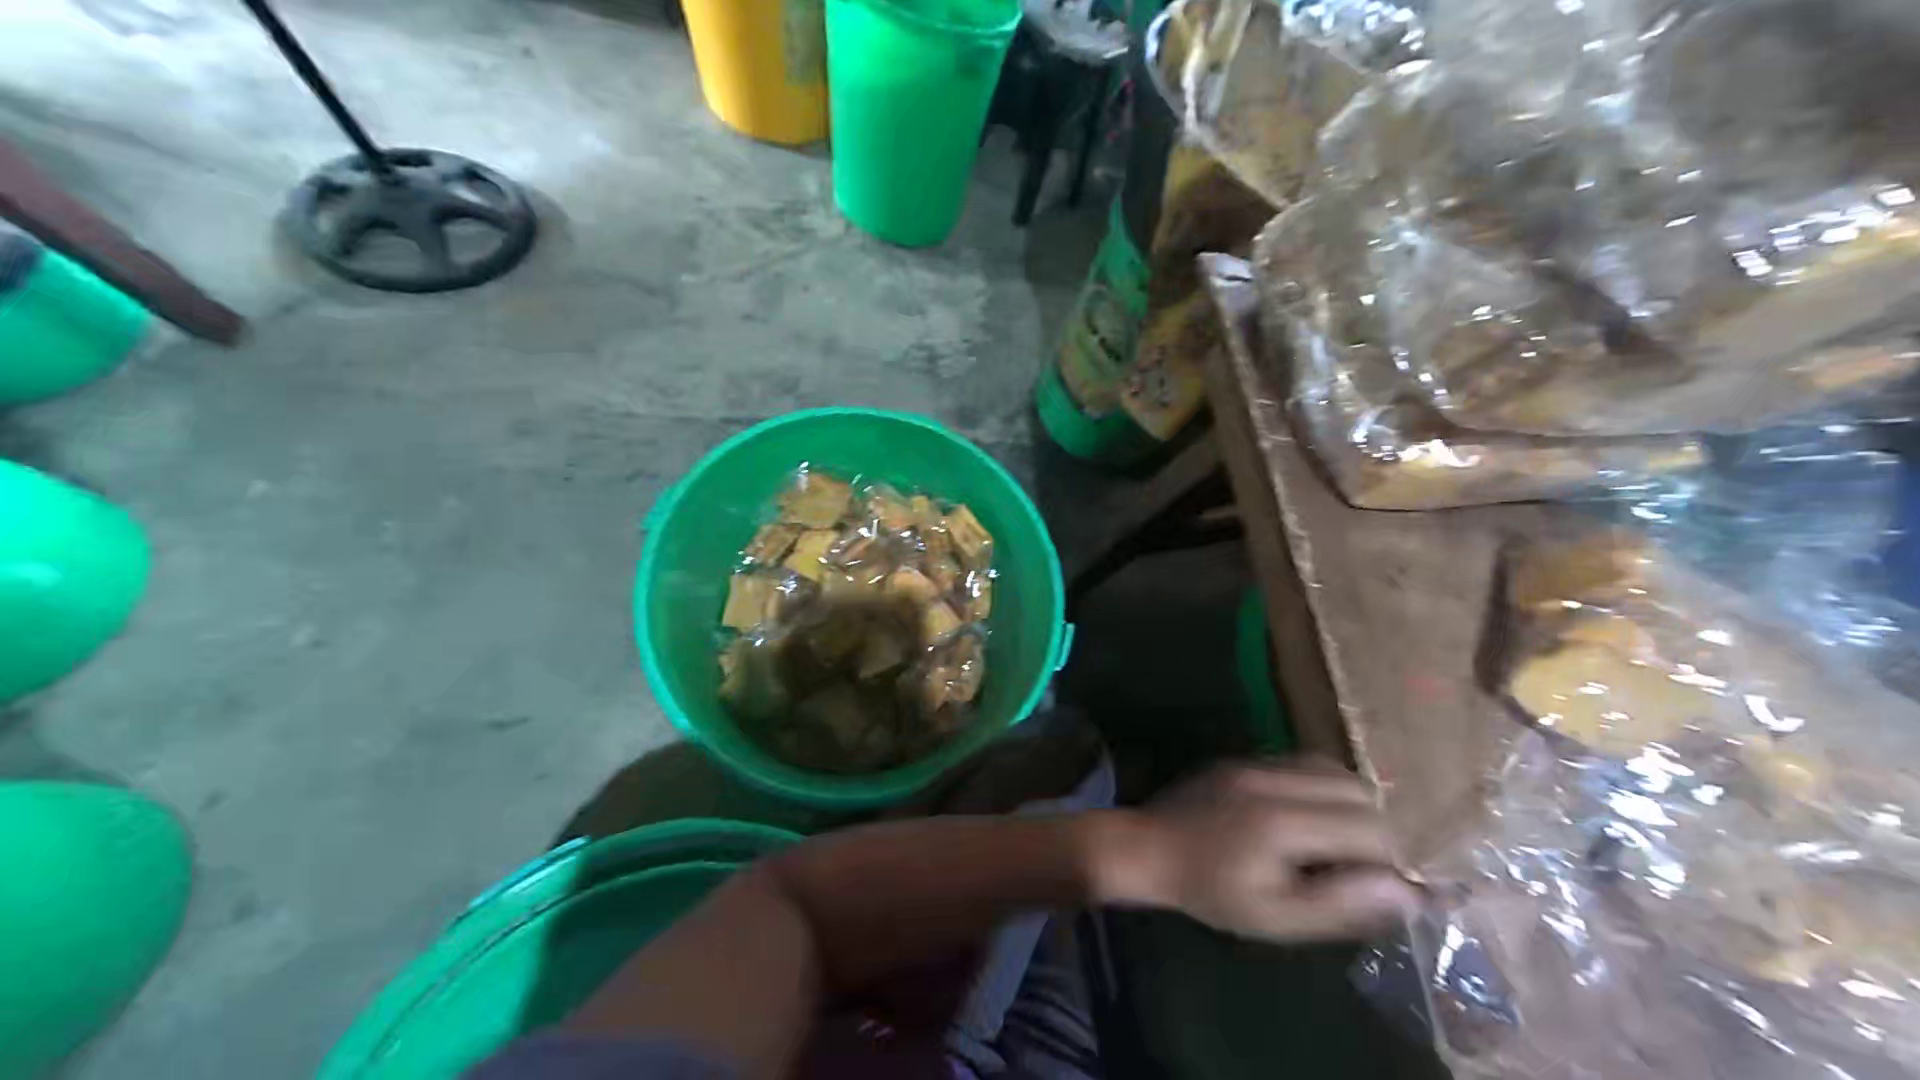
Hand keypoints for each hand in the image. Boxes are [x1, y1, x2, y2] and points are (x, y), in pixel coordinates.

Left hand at [1092, 760, 1420, 941]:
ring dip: (1352, 803)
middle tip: (1364, 865)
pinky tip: (1312, 816)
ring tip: (1341, 842)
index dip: (1393, 859)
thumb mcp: (1276, 917)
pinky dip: (1323, 787)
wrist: (1148, 847)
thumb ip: (1342, 905)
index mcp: (1282, 821)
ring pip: (1333, 769)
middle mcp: (1273, 779)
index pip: (1370, 827)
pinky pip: (1303, 762)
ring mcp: (1256, 761)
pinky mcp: (1245, 757)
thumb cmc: (1211, 891)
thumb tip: (1408, 893)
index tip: (1388, 886)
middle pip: (1358, 790)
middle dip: (1377, 828)